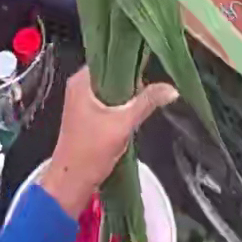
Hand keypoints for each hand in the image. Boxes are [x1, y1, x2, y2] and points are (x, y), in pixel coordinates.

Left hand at [37, 68, 178, 218]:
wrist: (69, 186)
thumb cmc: (90, 152)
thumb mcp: (122, 124)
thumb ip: (147, 102)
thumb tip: (173, 89)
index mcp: (82, 80)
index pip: (111, 55)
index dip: (131, 58)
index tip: (149, 65)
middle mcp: (80, 85)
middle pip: (114, 71)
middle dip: (133, 79)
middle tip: (147, 87)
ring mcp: (83, 99)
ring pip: (115, 86)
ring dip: (129, 93)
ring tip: (143, 98)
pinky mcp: (88, 113)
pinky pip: (111, 98)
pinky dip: (123, 103)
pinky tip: (134, 110)